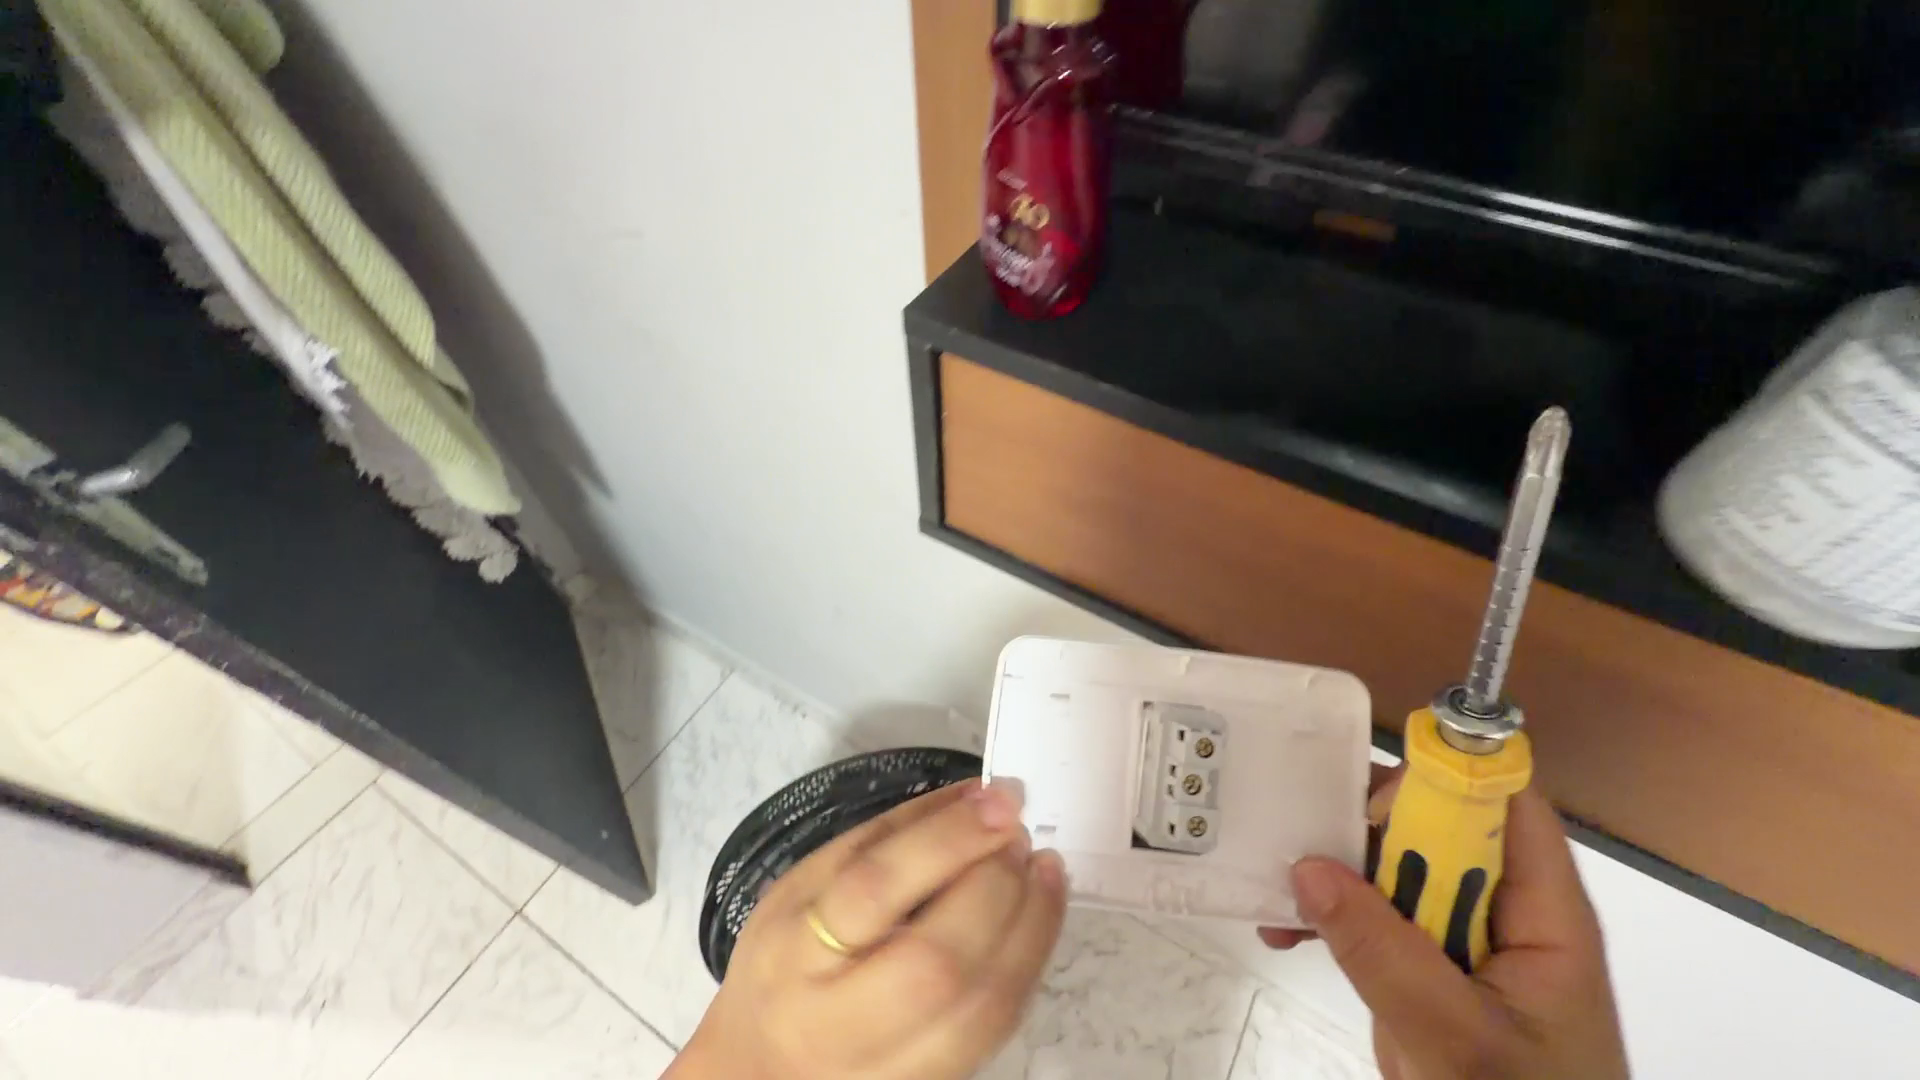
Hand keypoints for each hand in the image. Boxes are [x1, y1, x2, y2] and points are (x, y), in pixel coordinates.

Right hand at [670, 779, 1066, 1079]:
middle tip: (1019, 838)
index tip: (1001, 800)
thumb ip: (894, 834)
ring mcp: (889, 1070)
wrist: (764, 1063)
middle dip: (995, 888)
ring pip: (979, 1010)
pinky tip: (1037, 919)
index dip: (947, 840)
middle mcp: (839, 1022)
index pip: (874, 889)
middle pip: (935, 961)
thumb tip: (979, 796)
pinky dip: (1027, 966)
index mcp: (796, 950)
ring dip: (1030, 928)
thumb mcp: (812, 878)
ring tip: (1044, 870)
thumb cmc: (789, 955)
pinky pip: (995, 1034)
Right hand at [1271, 774, 1628, 1079]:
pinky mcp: (1423, 962)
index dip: (1444, 776)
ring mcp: (1457, 935)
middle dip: (1361, 820)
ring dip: (1330, 870)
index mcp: (1540, 912)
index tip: (1361, 789)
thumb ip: (1385, 955)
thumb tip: (1307, 865)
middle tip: (1296, 830)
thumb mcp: (1454, 1039)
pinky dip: (1325, 915)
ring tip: (1276, 889)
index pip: (1505, 805)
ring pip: (1390, 864)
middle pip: (1435, 824)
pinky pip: (1370, 913)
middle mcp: (1499, 907)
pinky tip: (1282, 934)